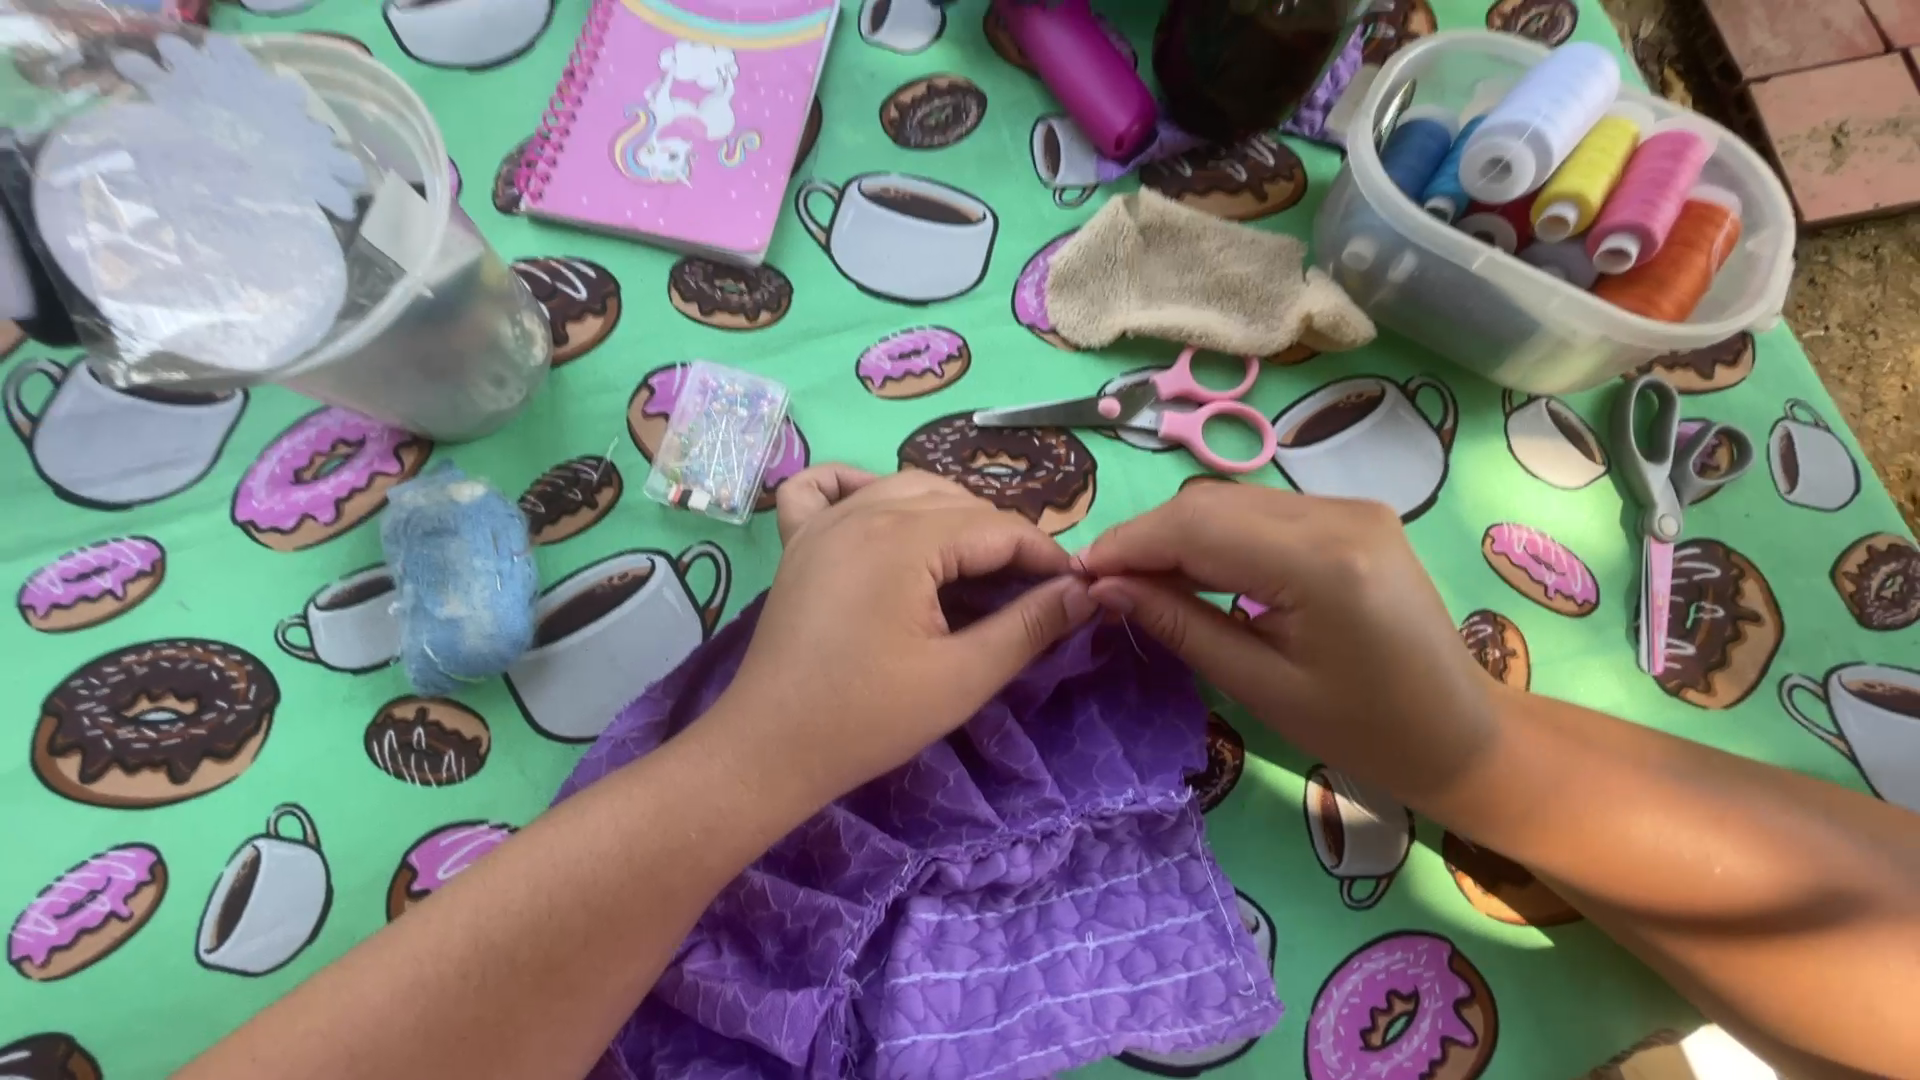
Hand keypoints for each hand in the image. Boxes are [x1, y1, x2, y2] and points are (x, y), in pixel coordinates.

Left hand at [705, 466, 1096, 805]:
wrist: (771, 749)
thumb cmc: (868, 719)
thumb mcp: (963, 678)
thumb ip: (1029, 626)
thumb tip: (1084, 591)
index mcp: (904, 540)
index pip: (997, 526)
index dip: (1045, 554)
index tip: (1073, 586)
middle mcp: (864, 511)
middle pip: (956, 501)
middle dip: (1003, 538)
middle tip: (1028, 589)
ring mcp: (823, 521)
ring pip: (904, 485)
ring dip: (949, 513)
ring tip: (974, 563)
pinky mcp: (798, 541)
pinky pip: (825, 487)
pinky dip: (859, 486)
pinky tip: (879, 509)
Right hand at [1079, 484, 1497, 807]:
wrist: (1461, 731)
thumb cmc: (1362, 730)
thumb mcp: (1258, 685)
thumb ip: (1178, 624)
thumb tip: (1103, 586)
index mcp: (1321, 564)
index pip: (1196, 526)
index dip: (1128, 543)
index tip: (1079, 573)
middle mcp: (1337, 514)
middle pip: (1208, 503)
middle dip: (1145, 538)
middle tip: (1104, 583)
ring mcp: (1346, 506)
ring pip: (1227, 500)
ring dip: (1175, 534)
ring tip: (1140, 581)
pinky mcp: (1347, 513)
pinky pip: (1256, 510)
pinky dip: (1212, 535)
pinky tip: (1192, 570)